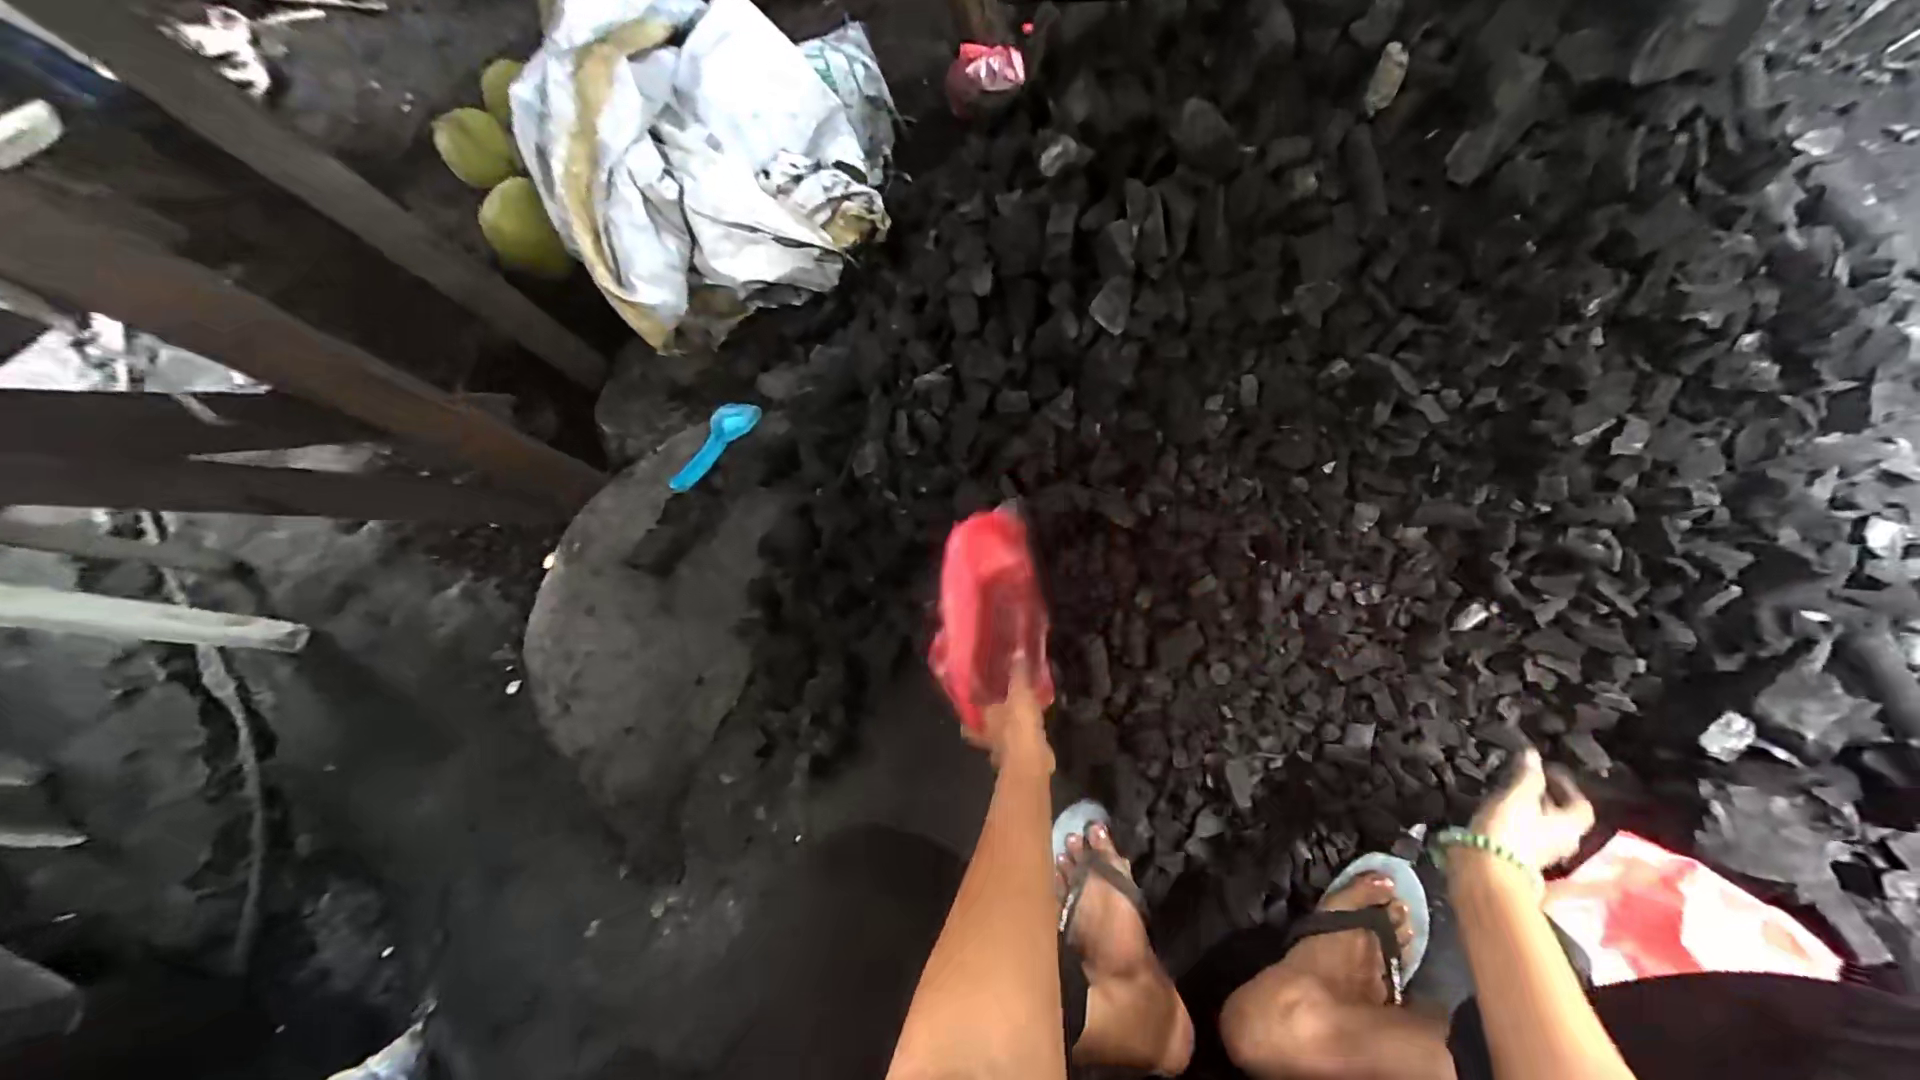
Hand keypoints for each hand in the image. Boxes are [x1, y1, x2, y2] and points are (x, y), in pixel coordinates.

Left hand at [967, 651, 1052, 771]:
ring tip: (1015, 715)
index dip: (970, 703)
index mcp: (982, 717)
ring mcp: (1000, 748)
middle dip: (986, 718)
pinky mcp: (1017, 756)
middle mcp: (987, 734)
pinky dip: (1021, 737)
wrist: (1031, 760)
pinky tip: (1030, 729)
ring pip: (997, 736)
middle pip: (980, 726)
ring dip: (1003, 728)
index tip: (975, 693)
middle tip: (995, 704)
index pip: (969, 711)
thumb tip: (1018, 651)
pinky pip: (1016, 743)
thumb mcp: (1020, 693)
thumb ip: (1019, 674)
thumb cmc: (1018, 724)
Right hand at [1469, 748, 1594, 874]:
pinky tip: (1501, 811)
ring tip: (1511, 792)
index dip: (1567, 786)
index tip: (1548, 769)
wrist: (1487, 866)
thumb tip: (1533, 754)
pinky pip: (1528, 832)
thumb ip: (1528, 775)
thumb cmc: (1510, 828)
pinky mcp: (1522, 855)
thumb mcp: (1517, 796)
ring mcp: (1544, 851)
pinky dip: (1519, 819)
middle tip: (1528, 778)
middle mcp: (1565, 841)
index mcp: (1571, 826)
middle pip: (1564, 816)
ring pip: (1544, 824)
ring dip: (1532, 808)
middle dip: (1548, 796)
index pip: (1580, 804)